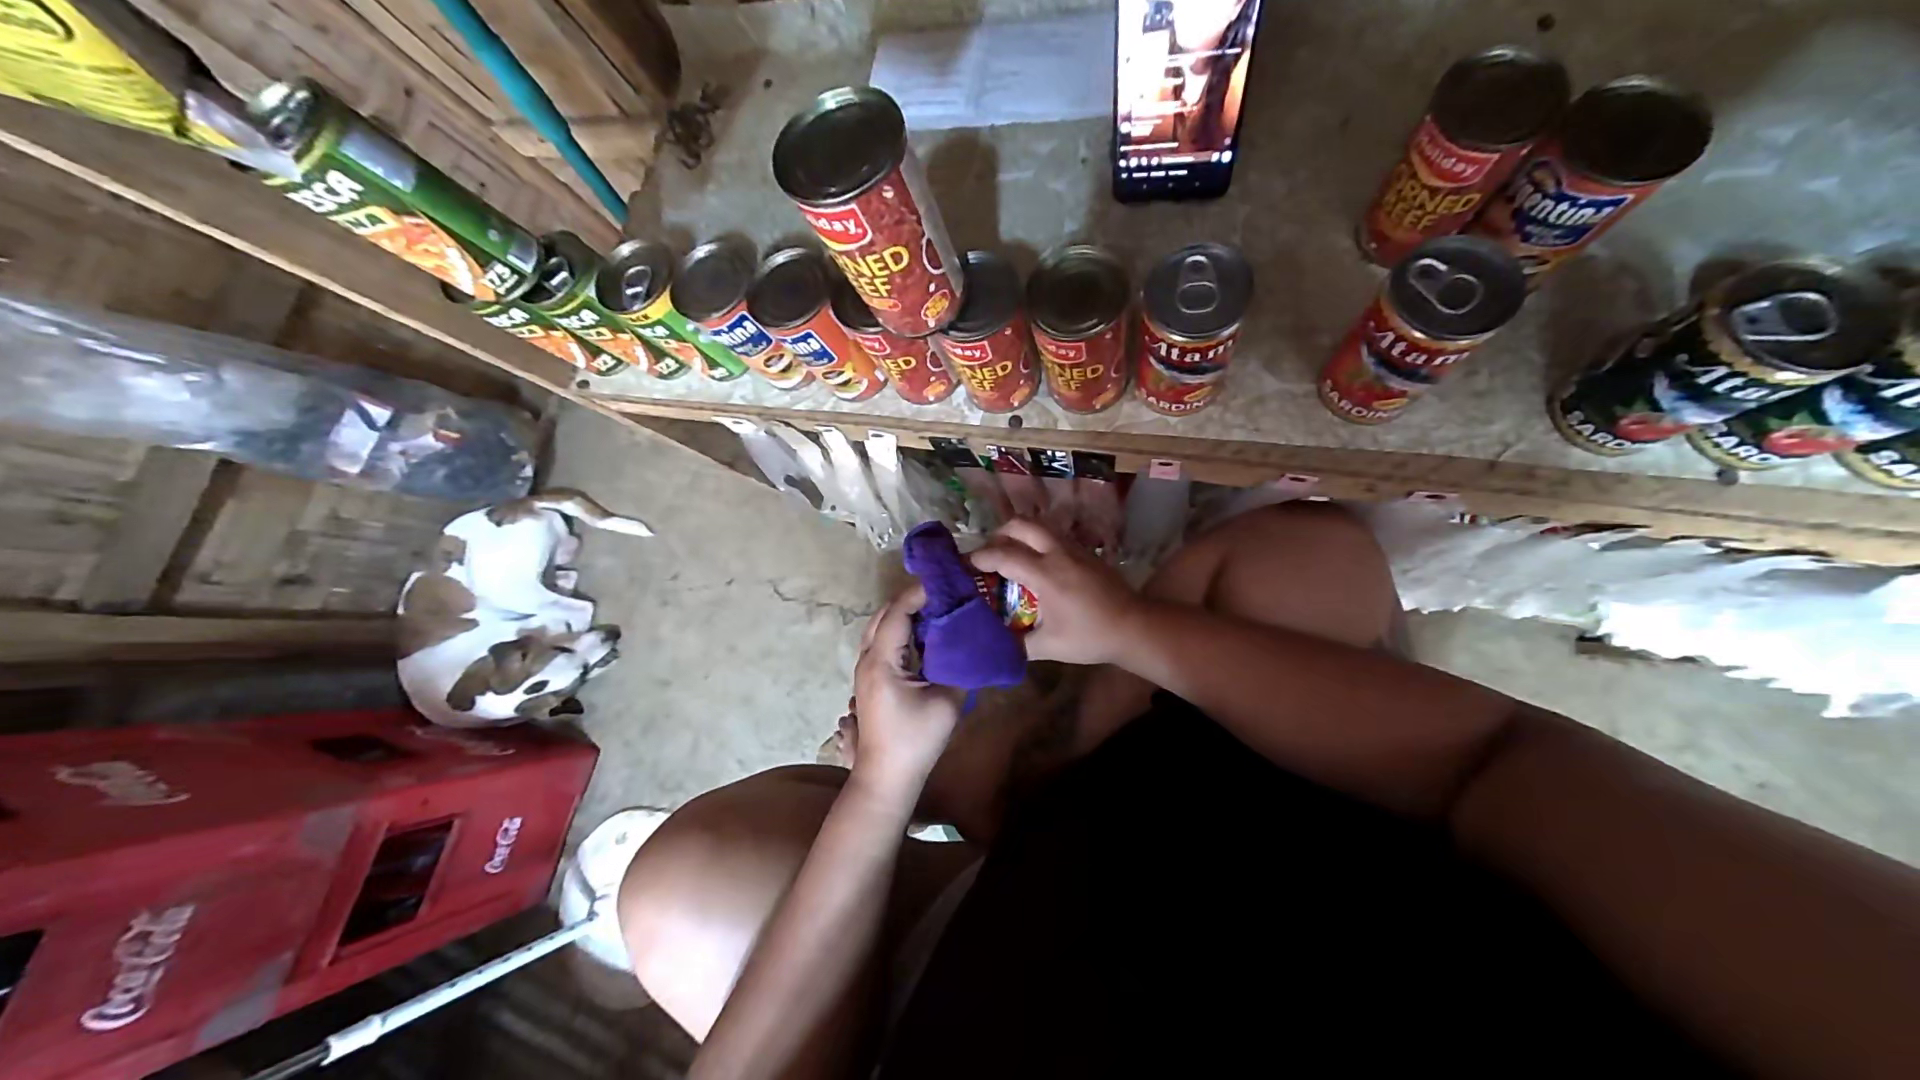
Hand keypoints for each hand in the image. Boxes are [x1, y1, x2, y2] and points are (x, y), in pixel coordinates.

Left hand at [849, 584, 963, 797]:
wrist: (886, 776)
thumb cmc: (916, 740)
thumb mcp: (947, 703)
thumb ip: (960, 669)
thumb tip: (972, 647)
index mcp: (882, 662)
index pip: (897, 613)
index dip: (918, 594)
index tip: (944, 583)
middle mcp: (867, 660)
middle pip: (883, 615)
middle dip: (910, 600)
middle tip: (942, 594)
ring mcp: (864, 670)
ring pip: (879, 628)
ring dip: (904, 615)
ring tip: (935, 610)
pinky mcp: (869, 680)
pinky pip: (881, 643)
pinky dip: (900, 630)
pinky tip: (923, 636)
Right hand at [969, 519, 1142, 666]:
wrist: (1135, 627)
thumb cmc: (1090, 637)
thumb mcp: (1049, 647)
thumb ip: (1017, 645)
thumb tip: (993, 646)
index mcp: (1046, 575)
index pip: (1003, 555)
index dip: (980, 557)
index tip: (965, 565)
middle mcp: (1058, 553)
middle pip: (1020, 525)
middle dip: (999, 535)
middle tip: (990, 555)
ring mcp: (1074, 549)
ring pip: (1039, 525)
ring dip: (1019, 534)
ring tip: (1010, 556)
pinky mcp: (1085, 551)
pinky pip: (1054, 535)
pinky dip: (1037, 540)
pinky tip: (1036, 563)